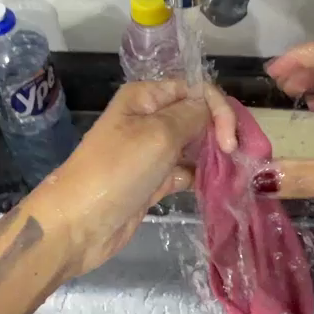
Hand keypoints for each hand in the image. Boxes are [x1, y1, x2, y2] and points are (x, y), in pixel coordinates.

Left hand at [22, 81, 236, 276]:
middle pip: (197, 115)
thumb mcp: (159, 134)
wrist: (79, 224)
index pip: (194, 88)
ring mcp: (151, 151)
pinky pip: (186, 171)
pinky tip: (217, 187)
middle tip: (235, 157)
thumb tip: (211, 110)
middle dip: (219, 131)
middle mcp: (149, 118)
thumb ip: (192, 116)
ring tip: (233, 172)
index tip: (229, 141)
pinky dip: (202, 177)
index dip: (217, 108)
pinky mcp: (154, 181)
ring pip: (194, 145)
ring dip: (213, 155)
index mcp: (145, 97)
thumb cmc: (117, 170)